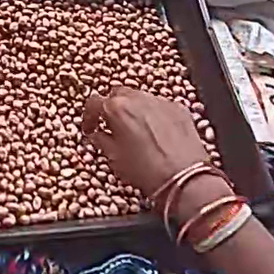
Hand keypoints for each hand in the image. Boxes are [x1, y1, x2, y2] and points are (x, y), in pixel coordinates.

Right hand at [80, 86, 213, 197]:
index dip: (89, 116)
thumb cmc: (147, 171)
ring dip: (133, 109)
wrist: (184, 179)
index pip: (94, 102)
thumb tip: (97, 135)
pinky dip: (154, 114)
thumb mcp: (114, 158)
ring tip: (134, 128)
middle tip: (111, 125)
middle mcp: (138, 98)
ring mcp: (160, 101)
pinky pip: (160, 105)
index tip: (90, 127)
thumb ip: (101, 140)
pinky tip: (155, 131)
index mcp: (116, 108)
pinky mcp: (179, 108)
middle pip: (117, 94)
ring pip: (140, 97)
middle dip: (112, 107)